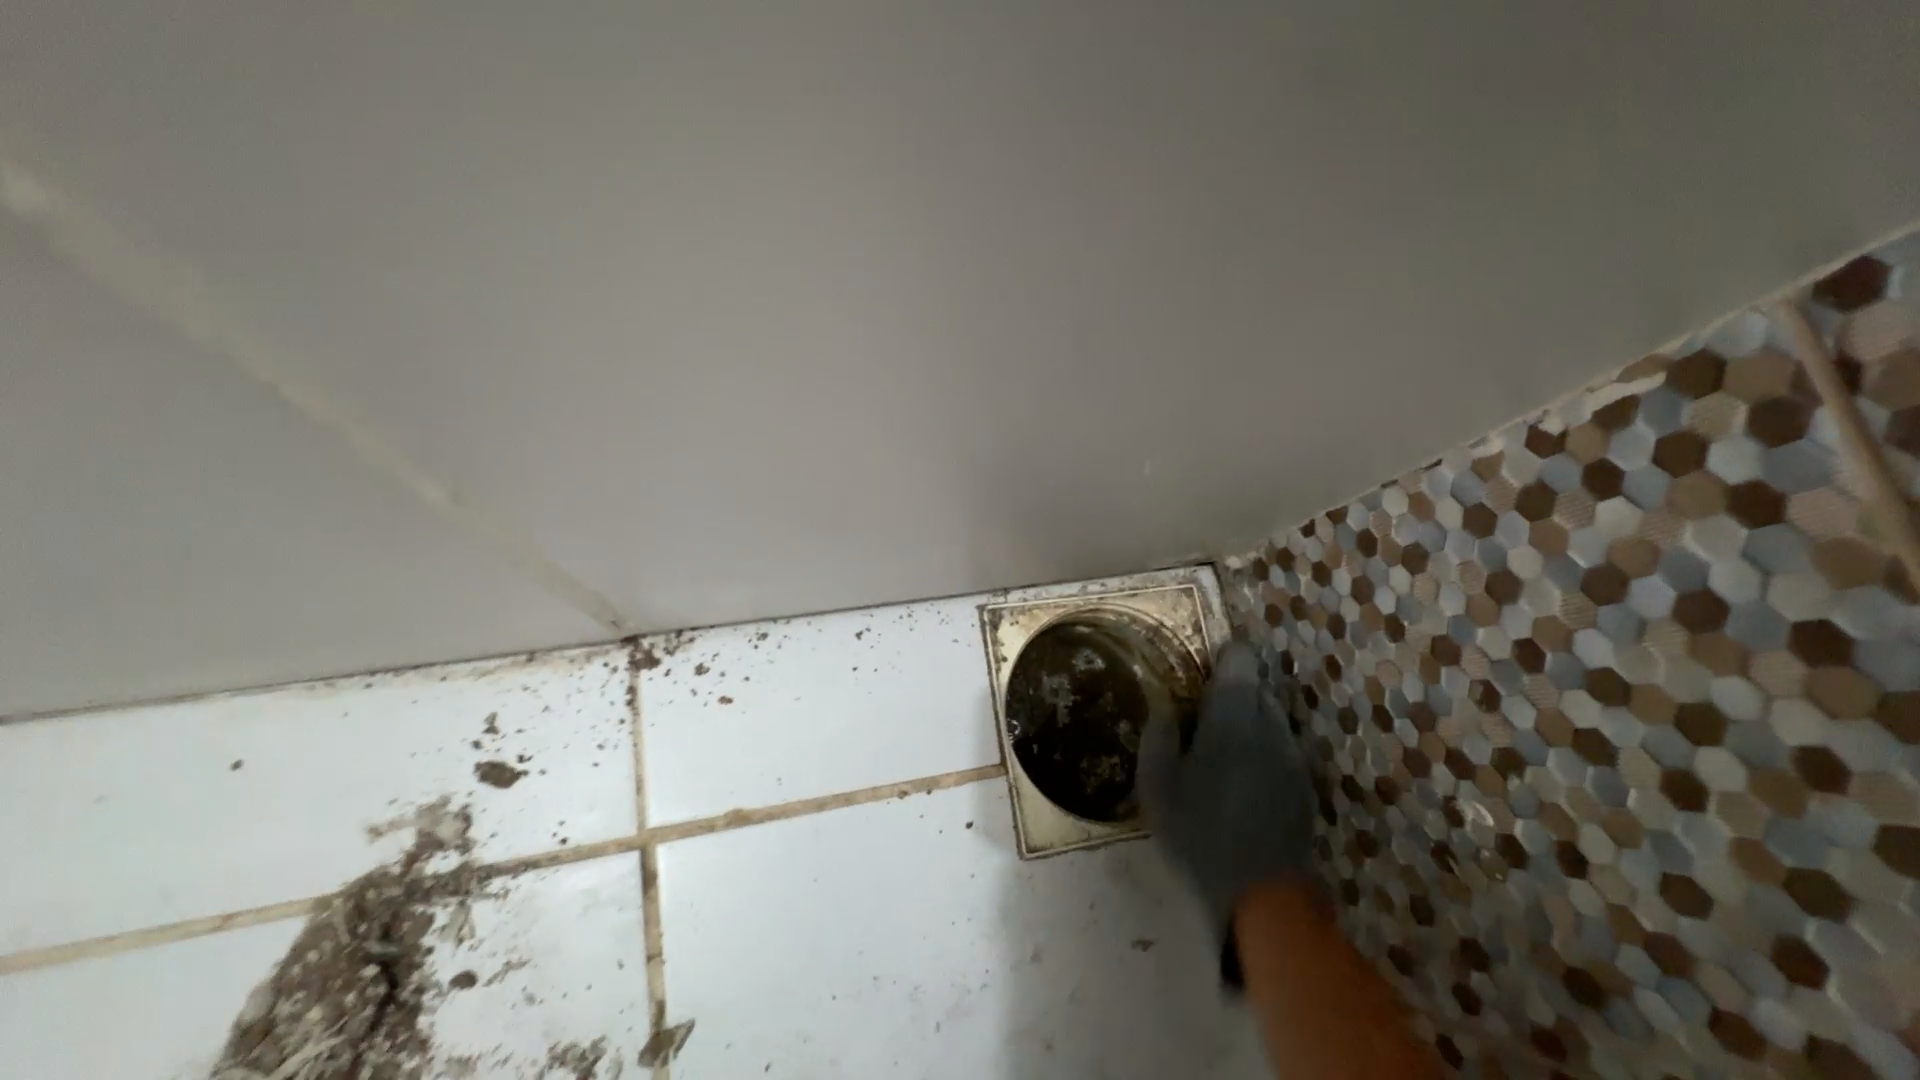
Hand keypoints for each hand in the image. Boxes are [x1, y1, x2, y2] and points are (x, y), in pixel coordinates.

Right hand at [1139, 641, 1317, 973]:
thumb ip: (1158, 735)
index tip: (1203, 667)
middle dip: (1235, 687)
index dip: (1224, 654)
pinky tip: (1243, 777)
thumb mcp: (1156, 784)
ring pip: (1274, 717)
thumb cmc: (1199, 830)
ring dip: (1251, 720)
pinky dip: (1264, 750)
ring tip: (1223, 745)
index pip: (1242, 657)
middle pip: (1260, 685)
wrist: (1261, 891)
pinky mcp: (1306, 784)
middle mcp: (1272, 723)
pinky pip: (1282, 749)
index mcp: (1234, 713)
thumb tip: (1164, 707)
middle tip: (1203, 708)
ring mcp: (1294, 754)